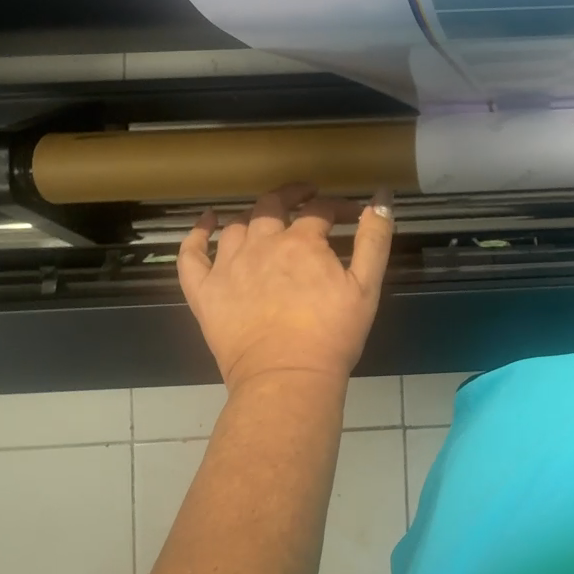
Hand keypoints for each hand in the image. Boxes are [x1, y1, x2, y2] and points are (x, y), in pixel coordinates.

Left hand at [176, 183, 395, 388]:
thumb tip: (382, 197)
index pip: (320, 209)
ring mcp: (228, 267)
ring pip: (237, 225)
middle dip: (292, 194)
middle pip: (272, 205)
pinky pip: (191, 255)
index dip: (339, 207)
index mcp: (302, 242)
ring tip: (266, 217)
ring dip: (253, 215)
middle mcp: (261, 244)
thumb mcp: (366, 286)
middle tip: (307, 195)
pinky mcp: (204, 292)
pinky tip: (206, 222)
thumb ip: (374, 239)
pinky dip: (197, 234)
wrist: (287, 378)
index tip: (353, 214)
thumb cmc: (333, 335)